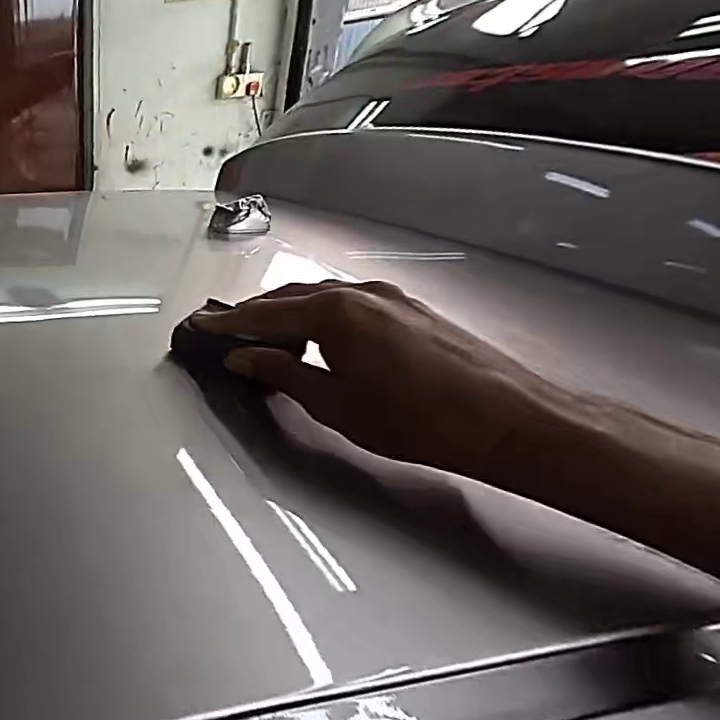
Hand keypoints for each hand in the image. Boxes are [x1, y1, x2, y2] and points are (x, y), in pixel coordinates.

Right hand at [192, 281, 580, 478]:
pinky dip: (317, 316)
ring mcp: (389, 299)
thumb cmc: (427, 420)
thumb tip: (245, 358)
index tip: (200, 325)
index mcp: (334, 313)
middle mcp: (359, 294)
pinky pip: (345, 304)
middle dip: (252, 315)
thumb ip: (281, 373)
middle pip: (286, 298)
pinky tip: (314, 338)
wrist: (519, 424)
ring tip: (265, 339)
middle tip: (225, 332)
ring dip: (285, 314)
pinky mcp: (410, 310)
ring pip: (317, 298)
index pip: (261, 314)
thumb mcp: (334, 403)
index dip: (225, 322)